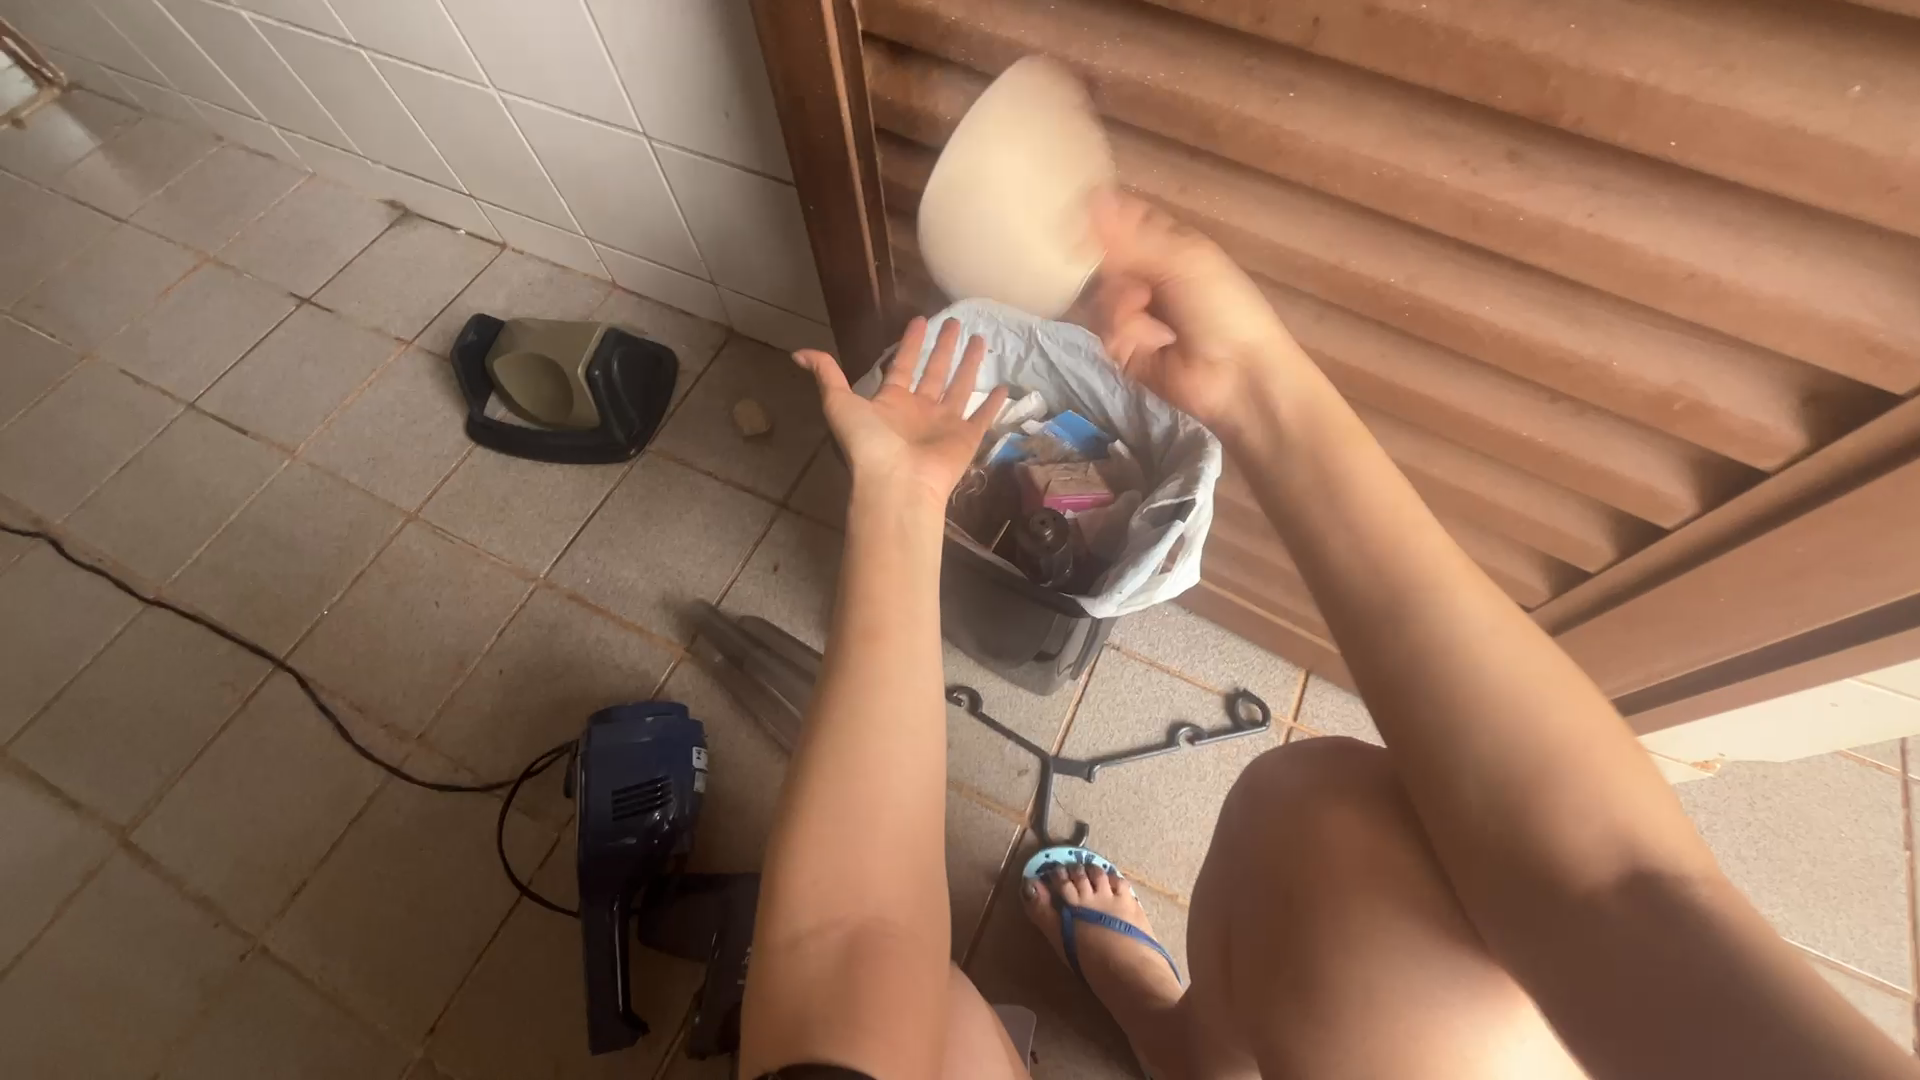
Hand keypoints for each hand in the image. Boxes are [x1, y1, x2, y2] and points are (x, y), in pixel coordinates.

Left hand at [794, 317, 1008, 508]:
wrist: (896, 482)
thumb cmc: (868, 444)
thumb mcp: (838, 404)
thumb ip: (826, 376)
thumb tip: (798, 353)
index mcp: (891, 403)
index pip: (902, 366)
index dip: (910, 344)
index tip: (920, 320)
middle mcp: (918, 412)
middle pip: (934, 373)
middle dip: (943, 348)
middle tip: (954, 322)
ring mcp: (943, 426)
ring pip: (959, 388)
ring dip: (969, 365)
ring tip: (981, 339)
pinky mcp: (965, 439)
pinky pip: (982, 418)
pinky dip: (992, 404)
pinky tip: (1003, 386)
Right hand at [1082, 191, 1298, 432]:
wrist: (1234, 376)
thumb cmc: (1221, 308)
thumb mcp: (1183, 260)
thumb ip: (1132, 235)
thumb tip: (1089, 198)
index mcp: (1164, 244)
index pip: (1119, 219)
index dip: (1097, 218)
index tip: (1075, 218)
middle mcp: (1143, 274)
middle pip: (1098, 260)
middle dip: (1109, 270)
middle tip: (1131, 281)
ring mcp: (1131, 312)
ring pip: (1096, 296)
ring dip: (1120, 306)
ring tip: (1146, 317)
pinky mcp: (1121, 347)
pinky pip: (1101, 330)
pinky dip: (1124, 334)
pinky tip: (1151, 342)